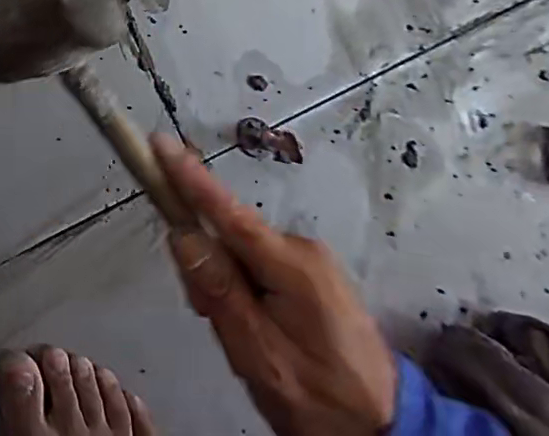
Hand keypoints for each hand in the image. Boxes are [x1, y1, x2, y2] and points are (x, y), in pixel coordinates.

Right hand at [150, 133, 397, 435]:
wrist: (388, 431)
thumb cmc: (321, 401)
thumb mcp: (260, 356)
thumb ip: (219, 292)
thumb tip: (182, 235)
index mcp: (292, 266)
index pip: (227, 213)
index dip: (189, 176)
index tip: (160, 143)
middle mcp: (302, 248)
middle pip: (229, 236)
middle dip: (209, 266)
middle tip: (210, 318)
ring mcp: (310, 257)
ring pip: (242, 253)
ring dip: (228, 284)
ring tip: (245, 336)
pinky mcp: (312, 271)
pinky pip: (259, 264)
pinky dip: (246, 288)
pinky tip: (259, 327)